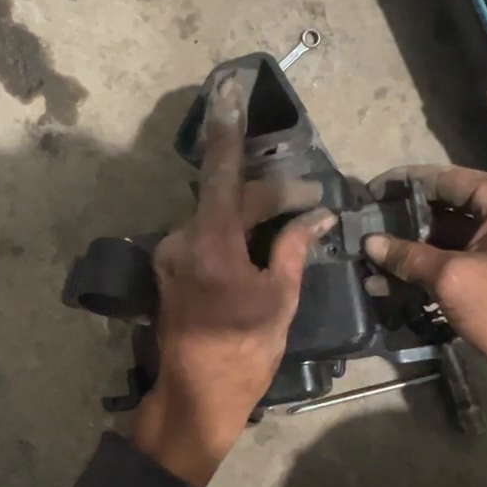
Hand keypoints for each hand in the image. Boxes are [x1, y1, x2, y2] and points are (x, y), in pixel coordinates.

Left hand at [131, 78, 334, 486]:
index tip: (230, 87)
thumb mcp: (279, 299)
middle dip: (269, 194)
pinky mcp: (169, 272)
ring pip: (218, 220)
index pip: (225, 173)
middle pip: (228, 199)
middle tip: (309, 200)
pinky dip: (234, 236)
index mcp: (209, 244)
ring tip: (290, 219)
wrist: (196, 398)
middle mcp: (181, 240)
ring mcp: (170, 256)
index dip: (231, 128)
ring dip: (251, 217)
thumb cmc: (244, 352)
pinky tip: (261, 243)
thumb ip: (292, 248)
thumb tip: (316, 216)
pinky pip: (207, 239)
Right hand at [363, 166, 486, 439]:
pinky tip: (392, 280)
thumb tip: (369, 242)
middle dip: (404, 220)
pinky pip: (457, 257)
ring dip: (412, 248)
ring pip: (447, 235)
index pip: (444, 178)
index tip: (367, 193)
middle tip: (363, 227)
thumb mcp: (452, 279)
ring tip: (370, 256)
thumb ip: (408, 256)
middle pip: (445, 206)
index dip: (402, 185)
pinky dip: (428, 266)